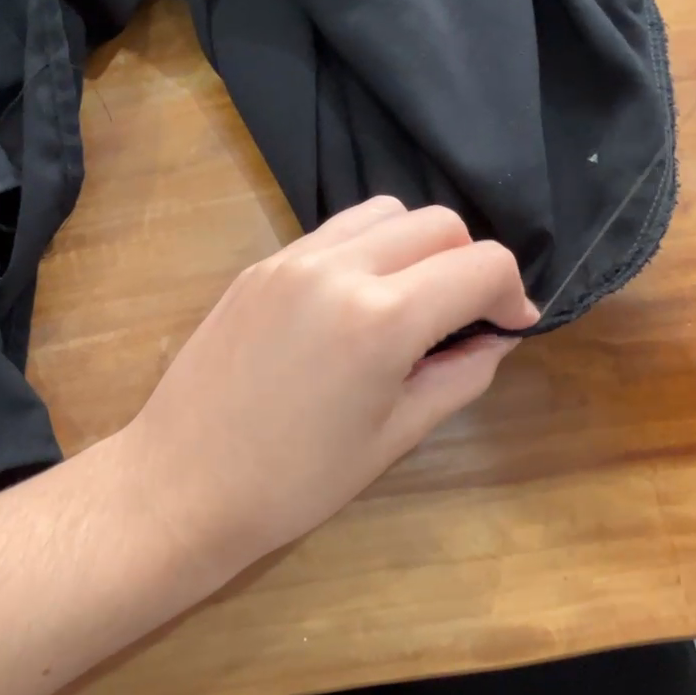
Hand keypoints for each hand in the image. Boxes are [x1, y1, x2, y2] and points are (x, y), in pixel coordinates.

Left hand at [111, 196, 540, 575]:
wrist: (183, 482)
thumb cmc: (295, 481)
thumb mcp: (394, 437)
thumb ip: (459, 375)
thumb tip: (495, 337)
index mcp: (381, 317)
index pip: (482, 264)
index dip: (512, 293)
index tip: (509, 327)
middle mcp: (338, 268)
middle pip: (437, 223)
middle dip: (468, 262)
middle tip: (463, 317)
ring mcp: (291, 258)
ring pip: (384, 213)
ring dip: (416, 245)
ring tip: (409, 302)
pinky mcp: (260, 264)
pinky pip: (333, 232)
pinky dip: (366, 249)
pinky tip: (355, 301)